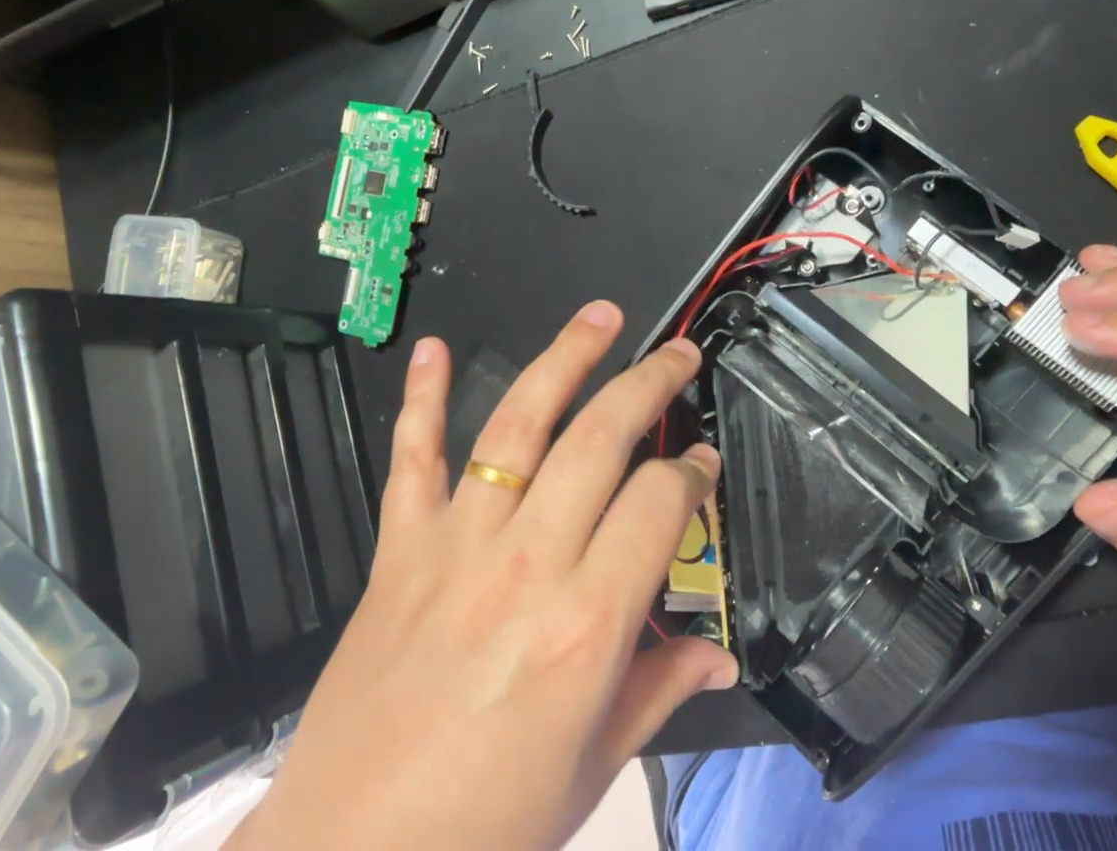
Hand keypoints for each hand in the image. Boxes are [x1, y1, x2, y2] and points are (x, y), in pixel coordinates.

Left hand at [231, 302, 736, 850]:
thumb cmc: (487, 822)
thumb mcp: (593, 768)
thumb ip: (657, 692)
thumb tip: (717, 659)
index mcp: (589, 623)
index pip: (660, 505)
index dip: (693, 474)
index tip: (704, 465)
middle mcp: (529, 565)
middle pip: (601, 441)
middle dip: (649, 384)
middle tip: (679, 354)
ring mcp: (457, 548)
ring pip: (517, 427)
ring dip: (563, 361)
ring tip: (600, 317)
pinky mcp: (399, 552)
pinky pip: (412, 461)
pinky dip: (420, 400)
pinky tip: (433, 351)